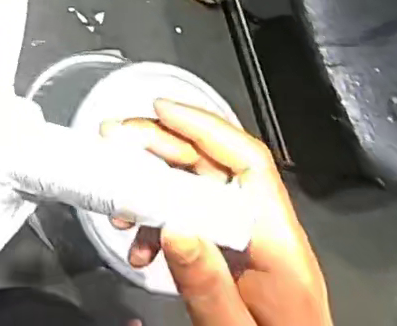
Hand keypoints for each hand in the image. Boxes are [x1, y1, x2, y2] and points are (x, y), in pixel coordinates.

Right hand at [102, 100, 331, 325]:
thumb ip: (210, 287)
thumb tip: (175, 226)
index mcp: (281, 247)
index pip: (248, 161)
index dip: (203, 125)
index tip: (159, 110)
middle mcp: (266, 235)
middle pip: (213, 167)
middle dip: (160, 147)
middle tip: (116, 141)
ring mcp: (249, 247)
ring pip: (196, 190)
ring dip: (152, 186)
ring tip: (118, 202)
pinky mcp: (232, 262)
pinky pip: (192, 221)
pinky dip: (159, 223)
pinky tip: (138, 246)